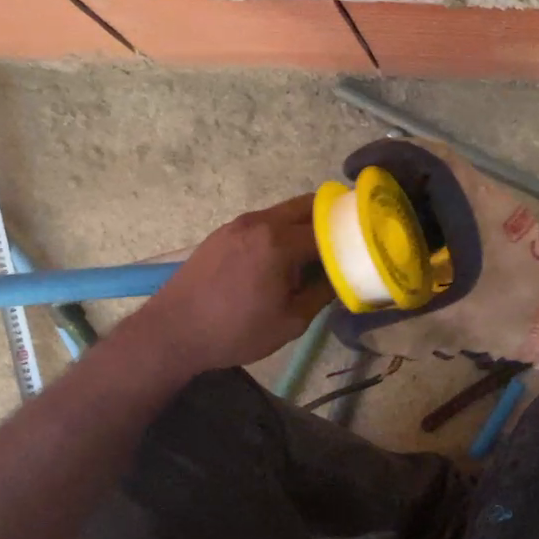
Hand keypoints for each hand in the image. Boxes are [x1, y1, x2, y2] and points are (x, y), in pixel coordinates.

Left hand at [129, 195, 334, 374]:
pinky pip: (265, 222)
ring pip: (285, 211)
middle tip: (350, 241)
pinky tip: (286, 258)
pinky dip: (283, 231)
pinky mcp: (223, 233)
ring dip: (307, 225)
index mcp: (279, 243)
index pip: (330, 229)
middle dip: (333, 219)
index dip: (352, 238)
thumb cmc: (235, 331)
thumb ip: (322, 293)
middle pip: (309, 205)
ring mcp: (238, 224)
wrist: (171, 333)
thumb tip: (341, 278)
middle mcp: (260, 223)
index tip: (367, 249)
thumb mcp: (291, 321)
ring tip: (320, 253)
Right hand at [330, 140, 538, 413]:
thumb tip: (346, 328)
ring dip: (418, 203)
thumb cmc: (516, 317)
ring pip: (453, 193)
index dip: (389, 154)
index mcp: (480, 208)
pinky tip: (420, 253)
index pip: (432, 157)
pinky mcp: (512, 235)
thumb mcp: (449, 326)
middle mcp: (495, 201)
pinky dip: (438, 222)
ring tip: (385, 227)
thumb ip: (393, 329)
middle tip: (363, 203)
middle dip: (396, 181)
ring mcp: (507, 217)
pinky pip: (466, 213)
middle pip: (438, 171)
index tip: (356, 170)